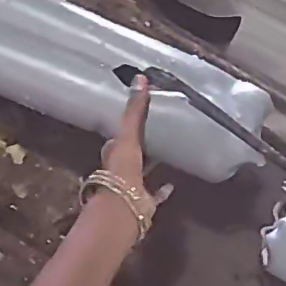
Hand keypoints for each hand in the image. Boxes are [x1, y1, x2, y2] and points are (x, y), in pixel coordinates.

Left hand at [101, 75, 172, 205]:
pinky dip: (163, 189)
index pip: (118, 137)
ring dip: (151, 165)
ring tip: (168, 152)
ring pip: (142, 173)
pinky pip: (155, 194)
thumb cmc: (122, 168)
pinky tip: (173, 183)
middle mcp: (120, 170)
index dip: (127, 126)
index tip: (140, 115)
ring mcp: (132, 187)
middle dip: (140, 145)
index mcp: (113, 153)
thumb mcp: (128, 135)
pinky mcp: (144, 202)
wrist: (124, 207)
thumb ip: (134, 109)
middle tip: (158, 132)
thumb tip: (140, 77)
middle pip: (130, 155)